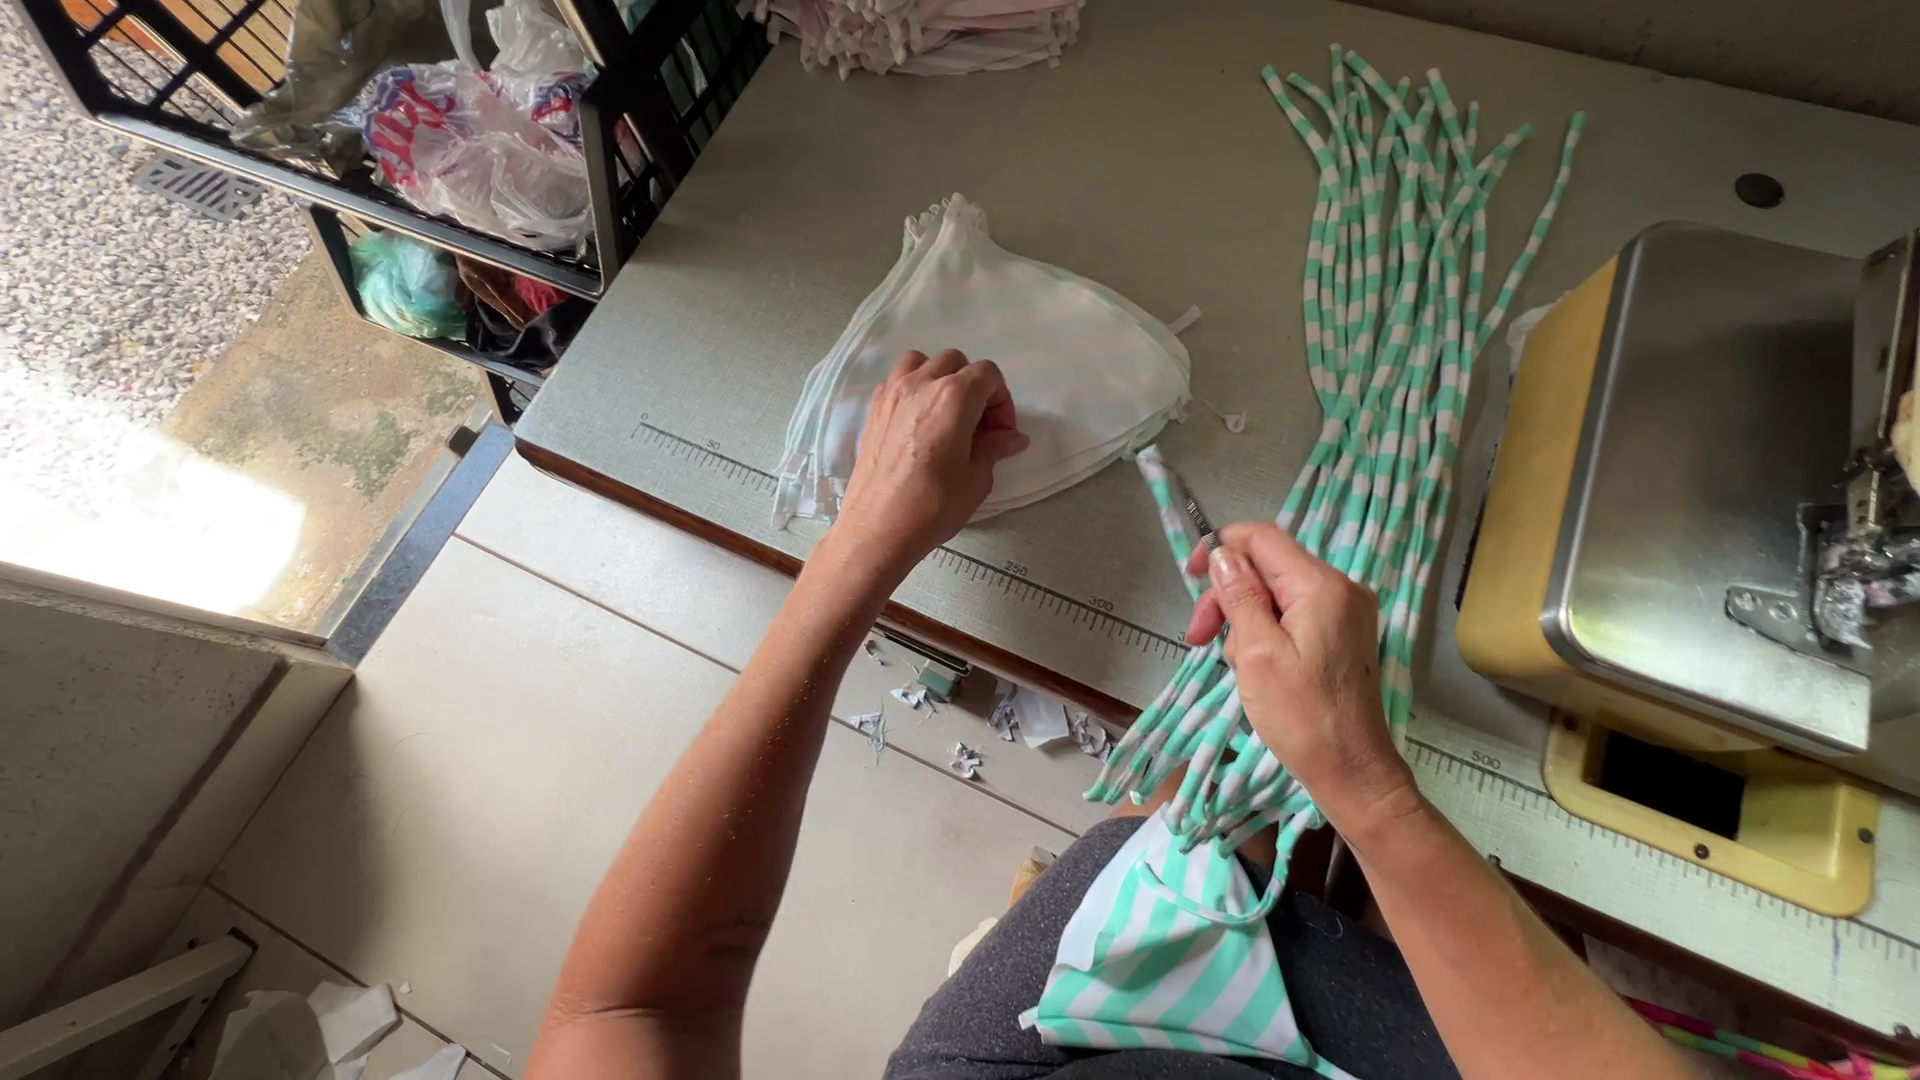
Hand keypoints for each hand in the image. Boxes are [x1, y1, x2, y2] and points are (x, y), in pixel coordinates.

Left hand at [832, 350, 1029, 574]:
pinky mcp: (874, 411)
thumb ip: (994, 449)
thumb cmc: (932, 506)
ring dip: (940, 379)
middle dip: (974, 387)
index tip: (1001, 432)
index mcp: (954, 397)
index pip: (988, 375)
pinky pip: (897, 381)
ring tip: (946, 414)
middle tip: (979, 425)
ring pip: (921, 362)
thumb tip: (1012, 438)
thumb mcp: (976, 480)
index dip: (1002, 401)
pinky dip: (913, 390)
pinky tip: (919, 423)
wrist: (878, 529)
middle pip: (956, 362)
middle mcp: (921, 384)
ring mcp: (892, 394)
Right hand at [1185, 523, 1419, 830]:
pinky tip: (1255, 664)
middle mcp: (1339, 589)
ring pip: (1274, 592)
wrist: (1351, 771)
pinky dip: (1264, 630)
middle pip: (1266, 566)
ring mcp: (1344, 611)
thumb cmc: (1301, 716)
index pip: (1263, 538)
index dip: (1221, 547)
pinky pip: (1291, 613)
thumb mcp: (1257, 653)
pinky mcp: (1340, 633)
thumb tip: (1222, 554)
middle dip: (1227, 594)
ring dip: (1242, 618)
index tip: (1192, 577)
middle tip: (1200, 636)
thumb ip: (1240, 596)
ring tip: (1234, 661)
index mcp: (1321, 587)